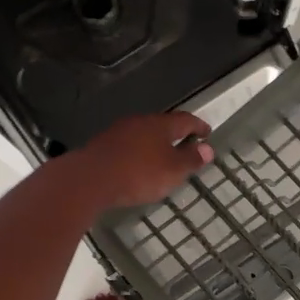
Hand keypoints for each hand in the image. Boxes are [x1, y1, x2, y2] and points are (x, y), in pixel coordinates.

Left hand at [66, 112, 214, 210]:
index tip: (207, 132)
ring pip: (144, 134)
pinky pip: (129, 145)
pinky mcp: (105, 144)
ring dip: (155, 144)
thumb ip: (191, 159)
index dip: (198, 126)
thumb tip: (208, 148)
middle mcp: (140, 122)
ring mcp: (120, 131)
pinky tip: (139, 165)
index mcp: (161, 125)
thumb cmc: (140, 174)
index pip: (185, 120)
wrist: (92, 178)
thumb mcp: (173, 171)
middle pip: (163, 125)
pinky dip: (139, 152)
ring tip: (163, 157)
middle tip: (186, 145)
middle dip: (175, 134)